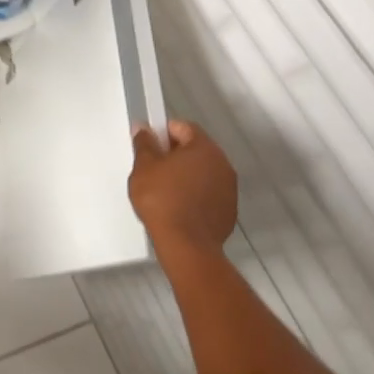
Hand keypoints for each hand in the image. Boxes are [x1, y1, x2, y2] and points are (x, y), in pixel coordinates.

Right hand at [129, 120, 236, 258]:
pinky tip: (179, 207)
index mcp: (204, 148)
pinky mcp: (229, 211)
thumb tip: (144, 129)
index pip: (183, 127)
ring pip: (203, 172)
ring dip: (186, 174)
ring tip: (165, 190)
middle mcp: (223, 164)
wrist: (186, 245)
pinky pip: (209, 192)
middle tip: (153, 168)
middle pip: (195, 149)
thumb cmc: (162, 199)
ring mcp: (229, 189)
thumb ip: (144, 144)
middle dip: (175, 154)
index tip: (149, 147)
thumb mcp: (144, 167)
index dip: (163, 132)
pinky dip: (196, 193)